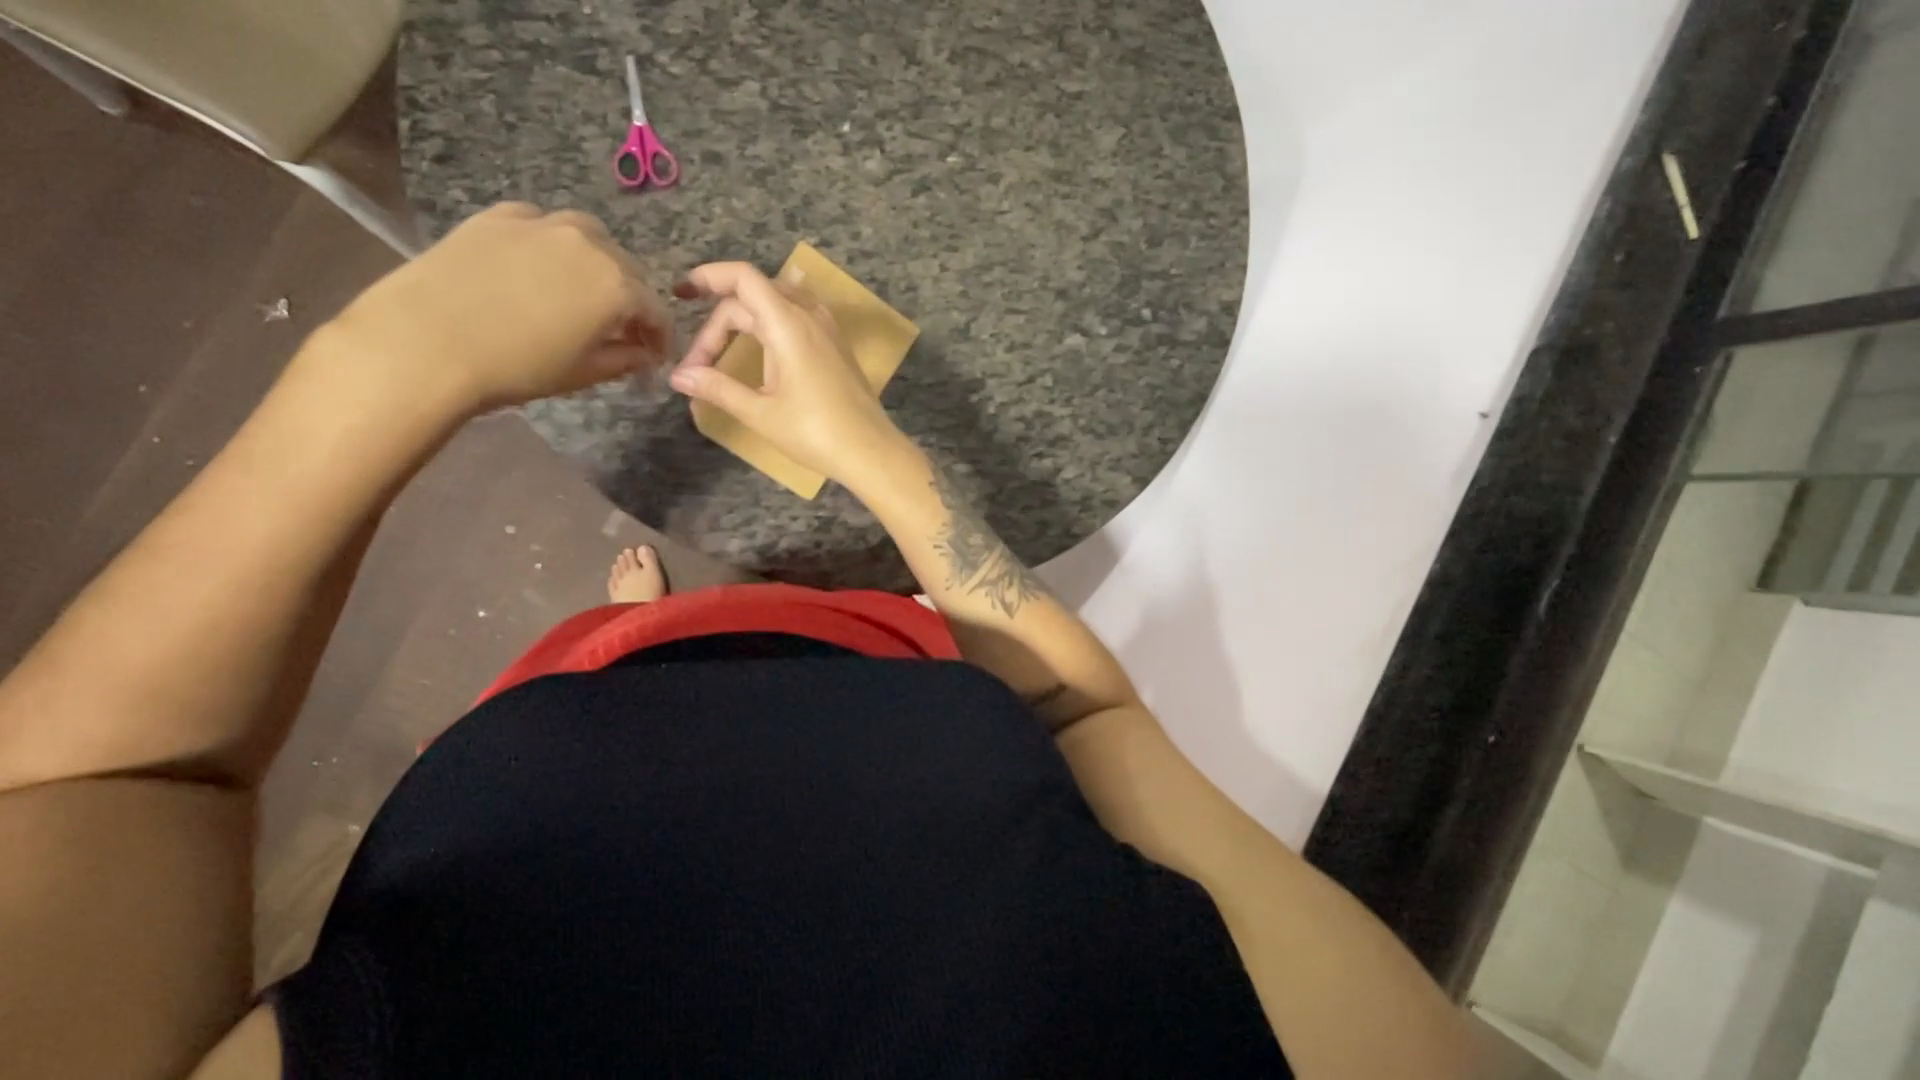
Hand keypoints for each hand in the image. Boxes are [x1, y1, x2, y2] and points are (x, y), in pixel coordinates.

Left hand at [322, 203, 670, 410]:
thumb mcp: (581, 373)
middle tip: (616, 327)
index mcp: (618, 286)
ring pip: (587, 237)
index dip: (658, 337)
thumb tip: (642, 353)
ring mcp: (542, 223)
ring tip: (577, 290)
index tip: (653, 356)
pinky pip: (540, 225)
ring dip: (593, 263)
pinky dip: (548, 244)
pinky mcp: (499, 217)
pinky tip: (534, 267)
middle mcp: (590, 244)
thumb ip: (623, 359)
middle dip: (628, 298)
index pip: (655, 311)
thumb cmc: (516, 368)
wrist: (425, 343)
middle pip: (626, 269)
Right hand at [670, 262, 909, 485]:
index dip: (708, 276)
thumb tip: (679, 376)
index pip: (743, 278)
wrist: (871, 451)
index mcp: (788, 324)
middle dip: (718, 325)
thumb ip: (718, 388)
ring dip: (745, 318)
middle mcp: (809, 315)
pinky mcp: (835, 344)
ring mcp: (826, 328)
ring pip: (776, 302)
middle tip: (697, 368)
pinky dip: (769, 323)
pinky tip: (761, 345)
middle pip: (752, 297)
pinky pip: (796, 316)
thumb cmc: (815, 433)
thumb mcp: (760, 413)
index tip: (681, 294)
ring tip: (721, 348)